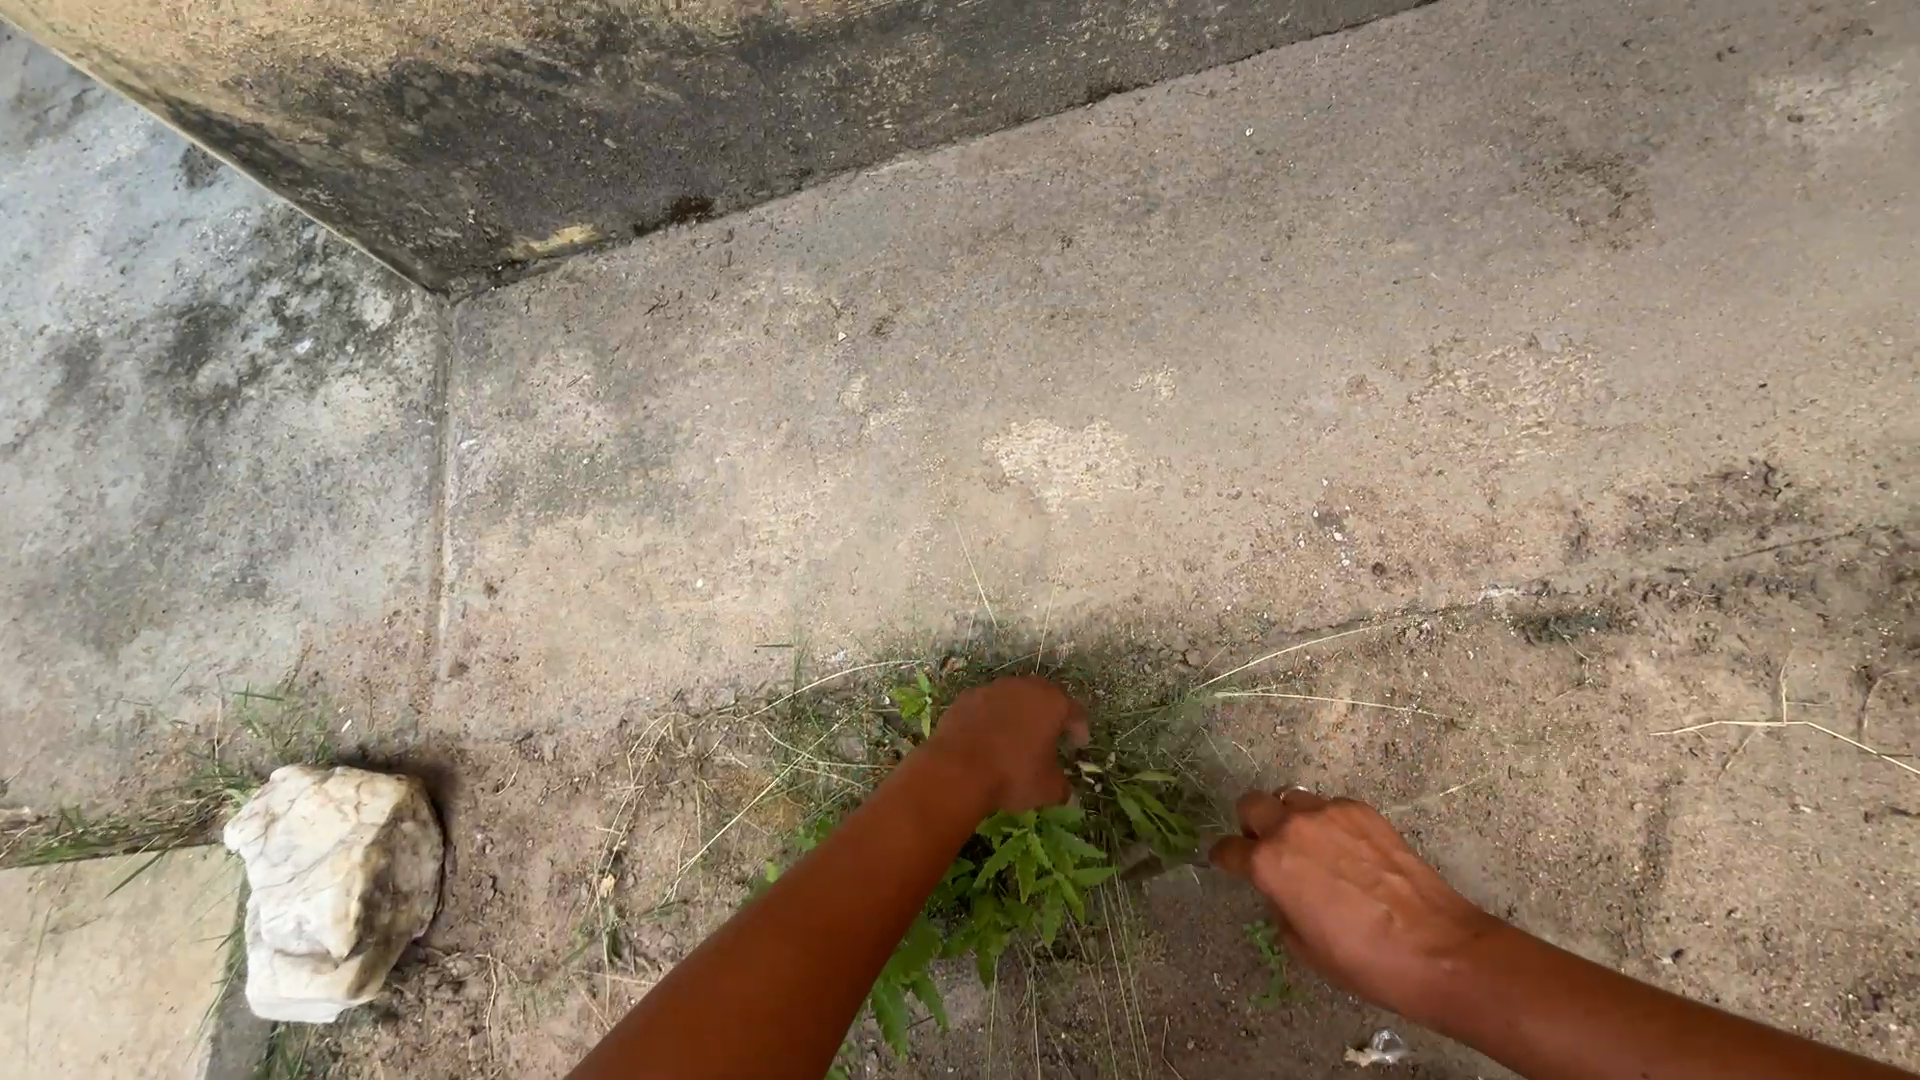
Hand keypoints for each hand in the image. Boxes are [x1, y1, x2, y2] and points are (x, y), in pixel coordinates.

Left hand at [921, 676, 1088, 813]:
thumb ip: (1062, 785)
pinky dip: (990, 718)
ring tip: (1016, 736)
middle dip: (1048, 714)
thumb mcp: (1048, 789)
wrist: (957, 769)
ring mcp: (992, 689)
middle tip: (1050, 734)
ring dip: (1017, 713)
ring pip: (1012, 697)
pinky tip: (987, 737)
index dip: (1079, 727)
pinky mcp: (965, 698)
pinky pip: (986, 706)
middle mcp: (1023, 688)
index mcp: (1052, 703)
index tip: (1078, 744)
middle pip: (1043, 696)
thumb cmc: (1013, 775)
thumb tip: (1063, 789)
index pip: (1074, 710)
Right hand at [1209, 789, 1501, 1020]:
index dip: (1224, 858)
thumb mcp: (1301, 945)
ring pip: (1289, 798)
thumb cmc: (1363, 961)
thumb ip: (1277, 903)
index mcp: (1267, 864)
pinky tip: (1347, 849)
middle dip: (1251, 825)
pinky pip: (1329, 806)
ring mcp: (1327, 813)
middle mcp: (1289, 828)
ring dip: (1289, 818)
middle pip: (1250, 804)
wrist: (1438, 950)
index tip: (1228, 863)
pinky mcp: (1360, 810)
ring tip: (1310, 844)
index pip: (1227, 849)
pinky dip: (1328, 822)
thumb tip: (1280, 888)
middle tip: (1267, 847)